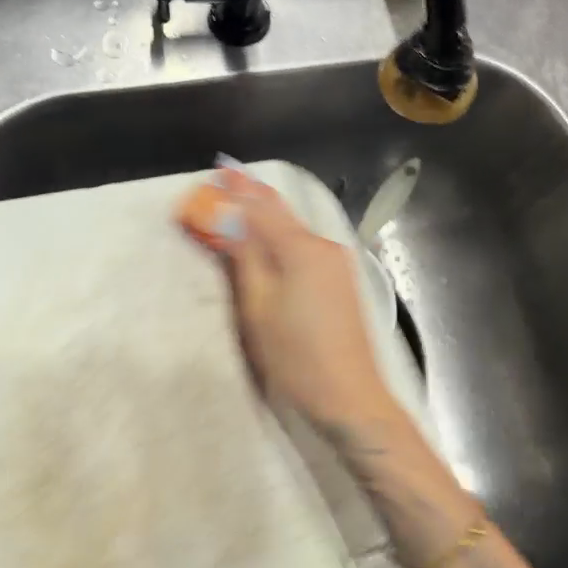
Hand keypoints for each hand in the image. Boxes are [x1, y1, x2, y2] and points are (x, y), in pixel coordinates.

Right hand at [187, 166, 393, 429]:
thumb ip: (244, 256)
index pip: (259, 208)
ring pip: (292, 226)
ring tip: (242, 194)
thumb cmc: (296, 356)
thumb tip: (226, 217)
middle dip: (251, 193)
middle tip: (227, 174)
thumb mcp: (258, 307)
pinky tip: (268, 230)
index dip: (234, 191)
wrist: (351, 398)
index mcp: (300, 248)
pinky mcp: (339, 279)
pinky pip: (302, 243)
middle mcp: (321, 244)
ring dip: (265, 211)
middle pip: (279, 211)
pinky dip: (280, 232)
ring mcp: (335, 262)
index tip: (216, 170)